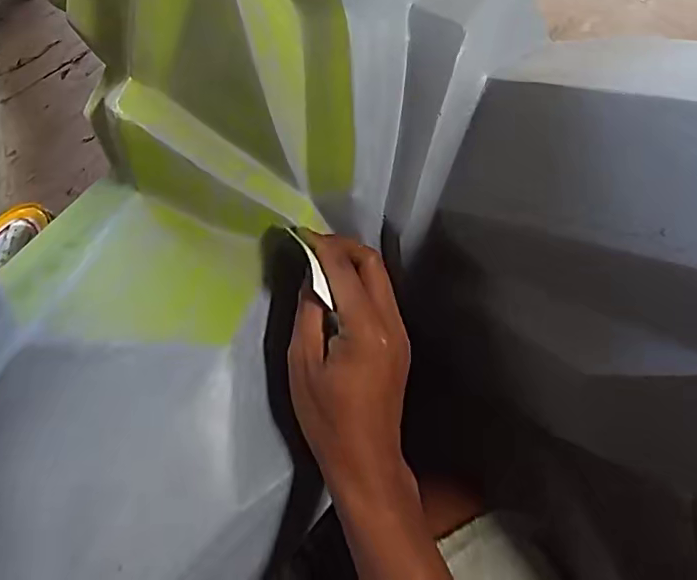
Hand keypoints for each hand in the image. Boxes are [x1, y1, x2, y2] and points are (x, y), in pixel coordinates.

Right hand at [288, 233, 414, 511]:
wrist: (366, 462)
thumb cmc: (327, 418)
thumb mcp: (303, 363)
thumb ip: (307, 312)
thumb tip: (309, 276)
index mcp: (366, 329)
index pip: (344, 269)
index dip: (320, 245)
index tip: (297, 234)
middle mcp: (391, 324)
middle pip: (372, 263)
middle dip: (341, 245)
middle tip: (310, 244)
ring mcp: (399, 333)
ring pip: (380, 277)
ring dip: (350, 261)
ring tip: (317, 262)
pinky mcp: (398, 342)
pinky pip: (380, 295)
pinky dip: (357, 281)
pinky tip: (333, 288)